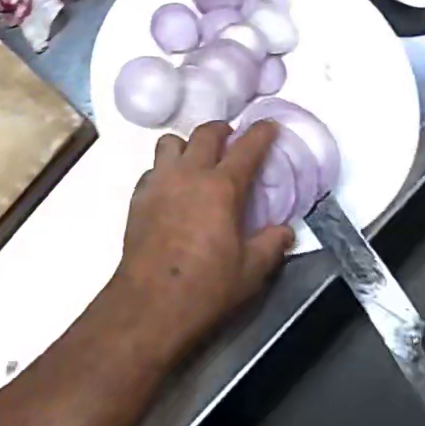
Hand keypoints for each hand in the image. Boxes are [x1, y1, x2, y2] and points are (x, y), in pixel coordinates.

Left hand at [102, 120, 294, 359]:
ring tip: (196, 160)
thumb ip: (271, 245)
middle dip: (222, 130)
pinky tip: (172, 190)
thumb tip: (285, 231)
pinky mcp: (139, 195)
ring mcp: (159, 181)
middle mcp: (189, 174)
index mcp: (221, 188)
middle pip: (205, 134)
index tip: (268, 125)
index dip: (260, 134)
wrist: (151, 300)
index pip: (246, 149)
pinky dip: (165, 170)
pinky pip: (153, 168)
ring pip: (171, 142)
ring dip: (187, 144)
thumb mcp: (251, 271)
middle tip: (231, 137)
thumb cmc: (206, 287)